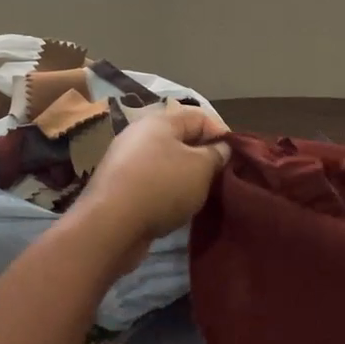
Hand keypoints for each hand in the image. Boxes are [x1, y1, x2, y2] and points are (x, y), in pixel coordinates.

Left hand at [72, 103, 229, 248]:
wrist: (109, 227)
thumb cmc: (161, 187)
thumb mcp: (201, 168)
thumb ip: (217, 154)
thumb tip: (223, 147)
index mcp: (159, 121)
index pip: (200, 116)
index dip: (222, 133)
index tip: (235, 157)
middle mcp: (140, 135)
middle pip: (182, 139)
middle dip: (204, 156)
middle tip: (220, 177)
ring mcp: (126, 161)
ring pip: (167, 162)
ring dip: (186, 176)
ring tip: (201, 195)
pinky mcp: (119, 187)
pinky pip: (152, 181)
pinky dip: (167, 191)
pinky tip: (177, 207)